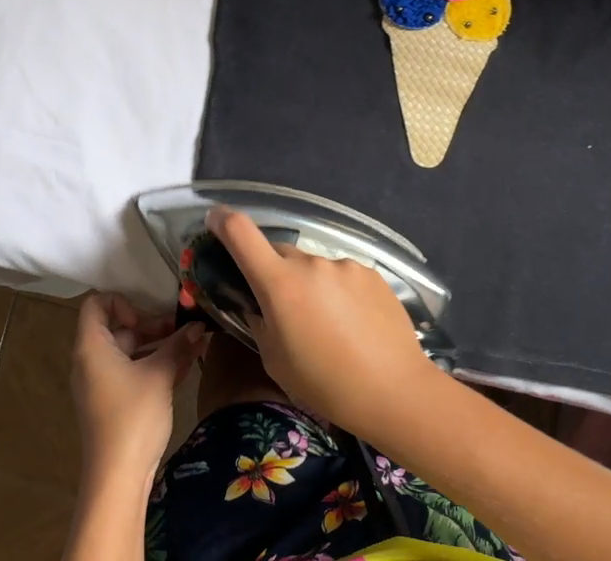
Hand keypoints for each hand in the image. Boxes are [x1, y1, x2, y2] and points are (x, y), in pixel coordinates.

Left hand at [71, 293, 207, 483]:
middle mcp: (91, 360)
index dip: (122, 303)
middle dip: (153, 326)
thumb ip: (178, 346)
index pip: (96, 304)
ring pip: (130, 351)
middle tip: (185, 330)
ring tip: (194, 345)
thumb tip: (199, 325)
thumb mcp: (159, 375)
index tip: (146, 319)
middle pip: (119, 328)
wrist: (118, 475)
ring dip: (160, 346)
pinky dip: (154, 366)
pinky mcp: (113, 401)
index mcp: (92, 346)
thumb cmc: (133, 415)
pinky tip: (185, 366)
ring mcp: (102, 382)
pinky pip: (133, 372)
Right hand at [208, 208, 438, 433]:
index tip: (215, 220)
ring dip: (310, 286)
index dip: (223, 222)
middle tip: (283, 308)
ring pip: (314, 268)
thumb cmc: (325, 384)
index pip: (242, 234)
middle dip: (274, 273)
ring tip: (327, 325)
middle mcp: (311, 264)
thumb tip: (255, 305)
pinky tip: (353, 324)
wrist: (394, 391)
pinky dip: (338, 292)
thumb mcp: (276, 360)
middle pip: (280, 254)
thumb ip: (259, 323)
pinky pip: (342, 276)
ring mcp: (344, 265)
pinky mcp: (371, 273)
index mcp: (280, 284)